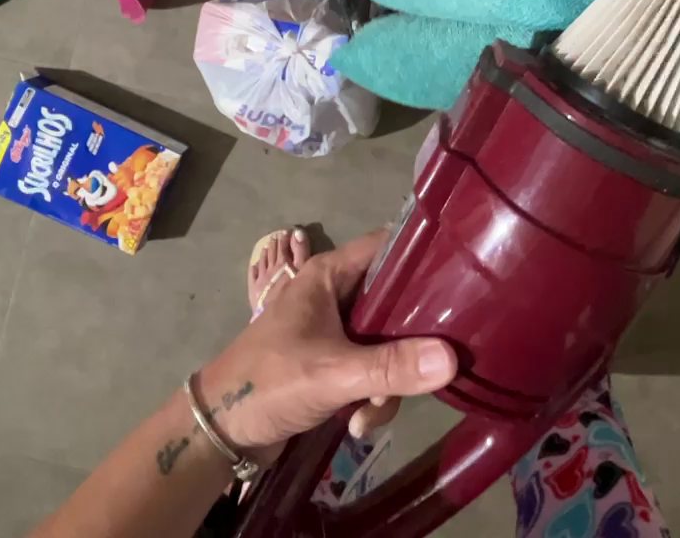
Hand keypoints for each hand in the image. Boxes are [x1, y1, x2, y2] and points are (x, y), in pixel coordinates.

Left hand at [197, 228, 456, 457]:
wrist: (220, 432)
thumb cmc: (268, 382)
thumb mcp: (333, 374)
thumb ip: (391, 367)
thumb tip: (453, 358)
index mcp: (330, 274)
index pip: (388, 245)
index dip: (422, 255)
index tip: (459, 276)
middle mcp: (336, 293)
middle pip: (394, 301)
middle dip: (409, 342)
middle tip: (423, 368)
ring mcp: (336, 329)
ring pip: (387, 342)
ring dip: (387, 381)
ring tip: (370, 412)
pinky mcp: (335, 361)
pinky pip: (372, 368)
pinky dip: (373, 394)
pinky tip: (359, 422)